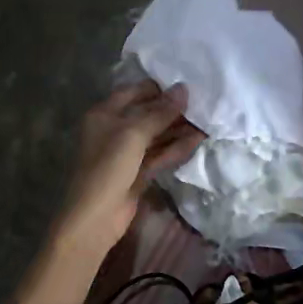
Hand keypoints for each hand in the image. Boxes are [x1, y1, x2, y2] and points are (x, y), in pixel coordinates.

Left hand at [54, 81, 204, 253]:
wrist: (95, 217)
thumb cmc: (107, 168)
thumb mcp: (132, 135)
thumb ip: (159, 112)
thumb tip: (184, 89)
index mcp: (104, 114)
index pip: (133, 92)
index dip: (158, 88)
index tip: (187, 85)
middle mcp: (114, 130)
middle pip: (147, 114)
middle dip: (172, 110)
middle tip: (203, 104)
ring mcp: (126, 153)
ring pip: (155, 136)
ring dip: (178, 129)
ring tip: (207, 121)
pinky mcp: (138, 173)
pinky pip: (159, 155)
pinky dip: (176, 148)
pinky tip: (197, 140)